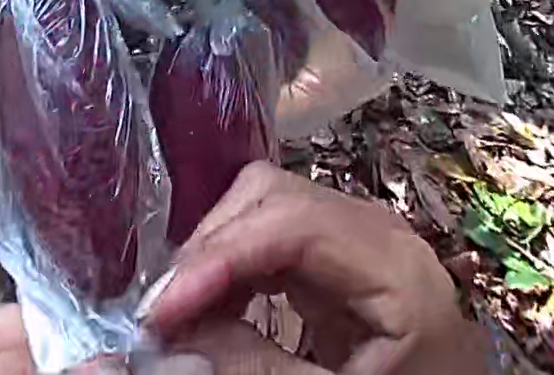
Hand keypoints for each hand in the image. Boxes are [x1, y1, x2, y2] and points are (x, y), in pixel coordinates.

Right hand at [140, 163, 494, 374]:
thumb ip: (258, 370)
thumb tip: (172, 342)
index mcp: (393, 262)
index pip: (295, 223)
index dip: (222, 253)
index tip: (160, 308)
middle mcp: (372, 227)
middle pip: (276, 196)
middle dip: (211, 246)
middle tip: (162, 315)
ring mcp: (352, 233)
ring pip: (266, 204)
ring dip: (215, 251)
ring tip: (178, 312)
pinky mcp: (334, 251)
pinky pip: (271, 234)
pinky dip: (232, 263)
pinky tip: (211, 306)